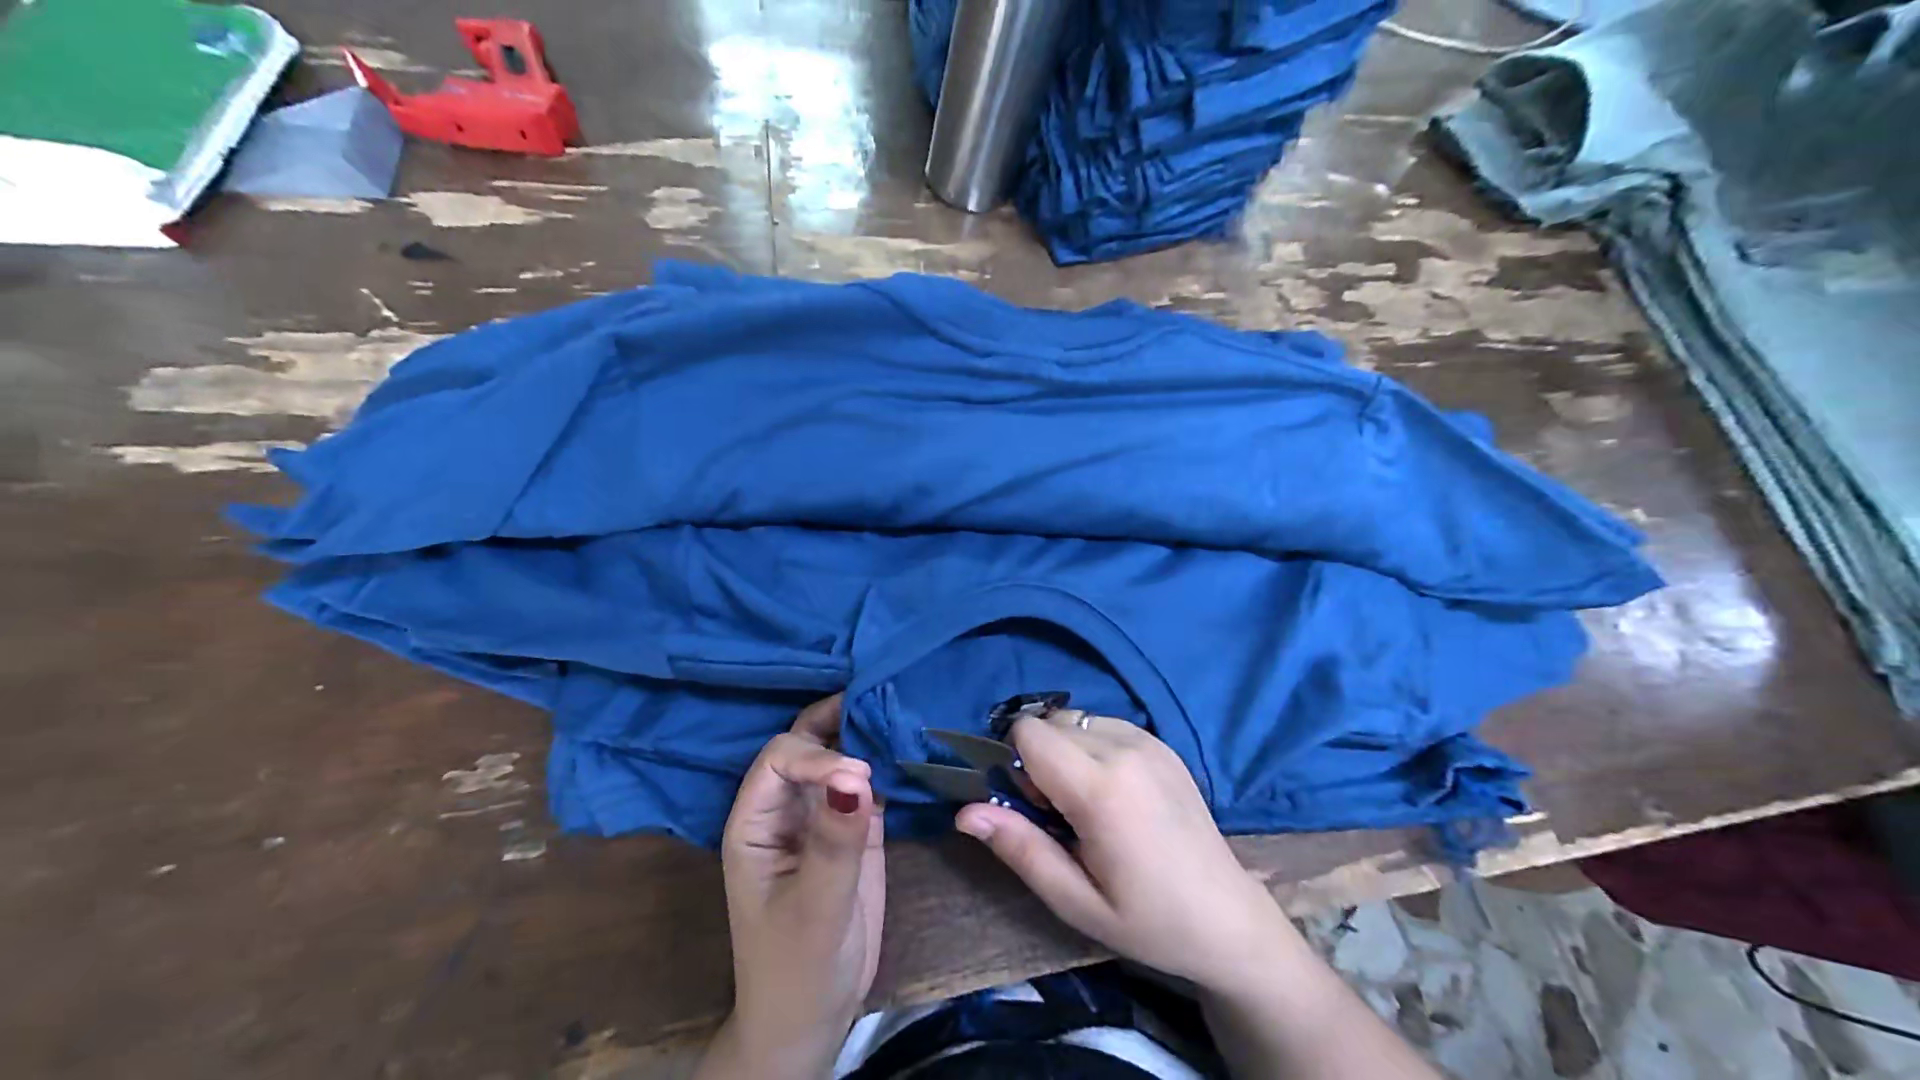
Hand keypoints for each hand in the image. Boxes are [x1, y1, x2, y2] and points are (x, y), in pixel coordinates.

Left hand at [697, 695, 884, 1079]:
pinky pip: (867, 782)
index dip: (816, 756)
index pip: (779, 760)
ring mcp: (821, 814)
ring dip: (864, 733)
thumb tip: (855, 776)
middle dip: (838, 721)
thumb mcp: (815, 908)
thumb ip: (834, 842)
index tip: (860, 776)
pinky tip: (911, 747)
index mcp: (755, 821)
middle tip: (882, 701)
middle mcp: (785, 806)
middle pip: (805, 742)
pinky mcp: (855, 826)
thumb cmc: (798, 966)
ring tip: (899, 709)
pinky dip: (887, 762)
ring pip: (838, 754)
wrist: (816, 1013)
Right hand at [954, 710, 1291, 994]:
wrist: (1229, 918)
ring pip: (1074, 720)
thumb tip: (964, 812)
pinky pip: (1104, 724)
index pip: (1028, 733)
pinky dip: (1092, 747)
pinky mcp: (1163, 743)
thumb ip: (1019, 848)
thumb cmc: (1148, 920)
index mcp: (1101, 788)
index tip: (1034, 808)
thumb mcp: (1075, 901)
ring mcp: (1149, 741)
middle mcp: (1125, 748)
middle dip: (1038, 759)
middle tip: (1061, 813)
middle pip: (1048, 722)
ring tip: (1089, 802)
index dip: (1015, 765)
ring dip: (1064, 751)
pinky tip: (1114, 792)